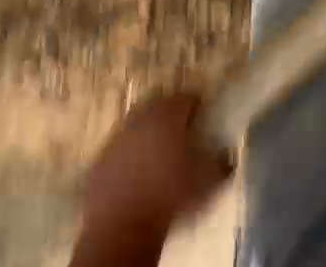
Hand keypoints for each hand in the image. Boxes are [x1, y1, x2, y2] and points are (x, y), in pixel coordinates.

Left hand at [75, 94, 231, 259]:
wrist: (121, 228)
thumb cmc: (171, 196)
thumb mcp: (210, 181)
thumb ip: (222, 162)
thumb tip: (226, 155)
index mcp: (169, 115)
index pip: (187, 96)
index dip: (198, 103)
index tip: (204, 114)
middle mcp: (141, 119)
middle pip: (157, 102)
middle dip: (169, 110)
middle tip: (181, 126)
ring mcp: (116, 139)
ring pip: (135, 125)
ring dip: (147, 132)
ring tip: (158, 152)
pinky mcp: (98, 163)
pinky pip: (119, 149)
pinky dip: (129, 154)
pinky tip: (137, 173)